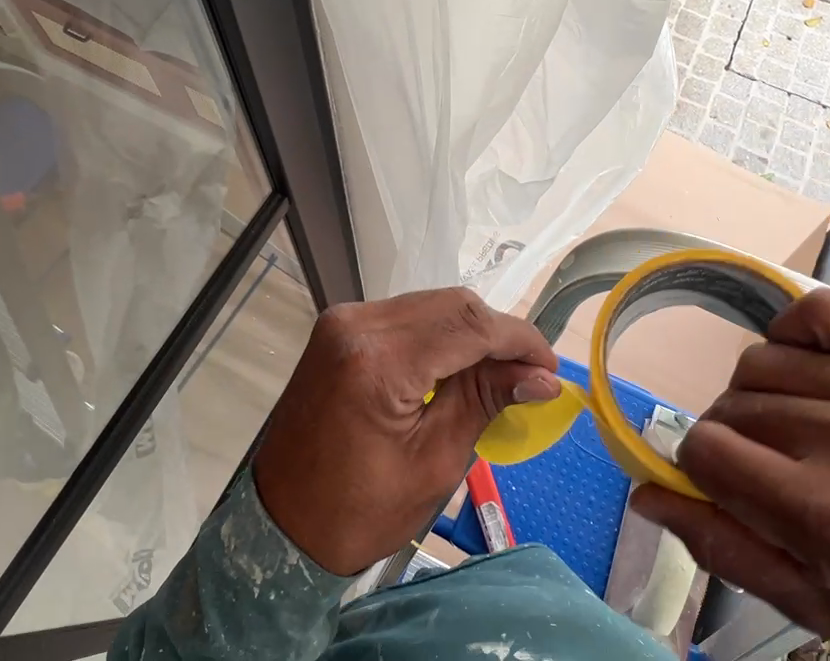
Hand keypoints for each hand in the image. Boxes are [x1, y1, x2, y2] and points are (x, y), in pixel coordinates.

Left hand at [253, 287, 561, 574]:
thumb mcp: (434, 462)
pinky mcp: (339, 329)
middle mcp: (357, 323)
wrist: (279, 525)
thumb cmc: (358, 511)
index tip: (550, 370)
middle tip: (529, 376)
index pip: (469, 325)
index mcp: (378, 359)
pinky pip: (406, 317)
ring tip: (499, 375)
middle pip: (451, 305)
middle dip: (498, 334)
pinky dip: (440, 336)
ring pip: (430, 306)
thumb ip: (486, 402)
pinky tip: (458, 367)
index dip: (519, 341)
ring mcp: (344, 321)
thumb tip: (542, 377)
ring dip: (470, 333)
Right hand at [632, 288, 829, 660]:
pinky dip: (793, 333)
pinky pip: (817, 312)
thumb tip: (644, 492)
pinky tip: (806, 370)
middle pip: (731, 405)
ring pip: (762, 362)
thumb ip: (721, 546)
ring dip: (760, 396)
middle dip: (731, 439)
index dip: (700, 469)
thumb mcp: (814, 605)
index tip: (723, 485)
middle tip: (766, 469)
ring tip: (795, 428)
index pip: (706, 449)